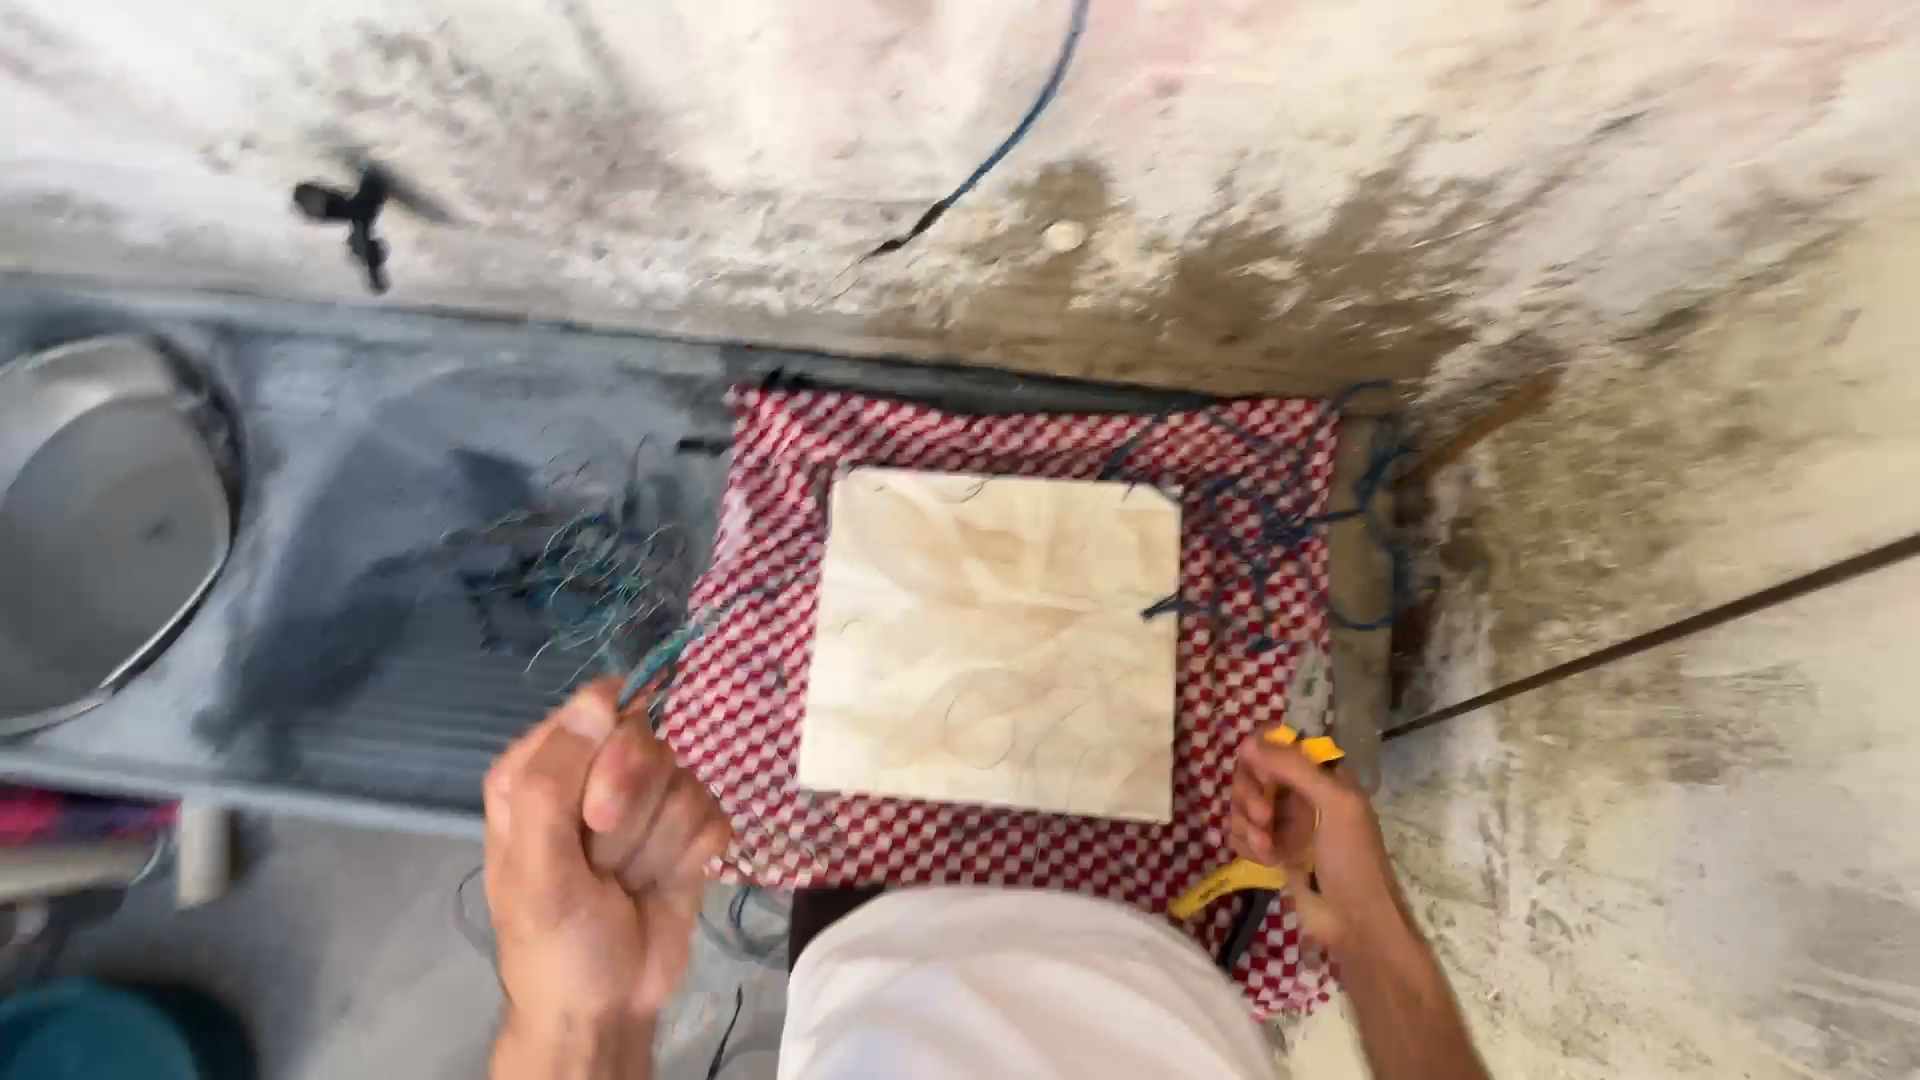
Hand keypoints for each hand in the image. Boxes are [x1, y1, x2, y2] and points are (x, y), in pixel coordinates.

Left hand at [484, 678, 730, 1075]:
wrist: (609, 1005)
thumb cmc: (553, 942)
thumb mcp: (534, 870)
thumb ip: (553, 782)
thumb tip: (602, 695)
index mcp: (544, 769)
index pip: (599, 710)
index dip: (610, 753)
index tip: (598, 810)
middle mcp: (597, 773)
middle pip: (648, 743)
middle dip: (631, 812)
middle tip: (604, 864)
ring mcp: (649, 799)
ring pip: (685, 782)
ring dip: (656, 847)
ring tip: (627, 883)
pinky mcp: (692, 824)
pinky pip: (715, 812)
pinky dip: (692, 856)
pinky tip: (664, 882)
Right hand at [1228, 733, 1408, 952]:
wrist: (1355, 926)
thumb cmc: (1353, 861)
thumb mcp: (1334, 804)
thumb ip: (1293, 768)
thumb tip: (1247, 743)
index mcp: (1321, 775)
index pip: (1277, 745)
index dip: (1261, 755)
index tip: (1259, 773)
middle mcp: (1299, 792)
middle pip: (1252, 772)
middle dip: (1250, 795)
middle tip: (1263, 818)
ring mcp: (1284, 821)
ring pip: (1242, 802)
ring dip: (1248, 824)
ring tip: (1267, 848)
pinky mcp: (1270, 847)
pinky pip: (1240, 830)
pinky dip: (1247, 843)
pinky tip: (1266, 861)